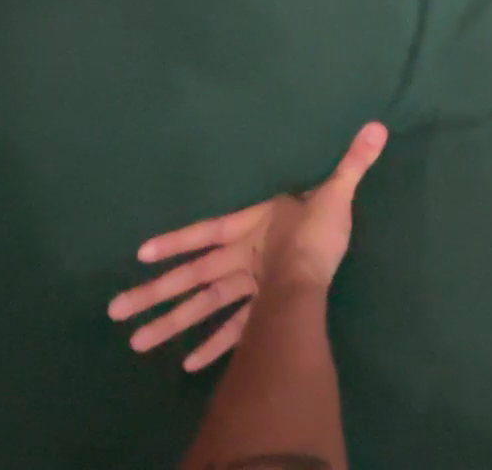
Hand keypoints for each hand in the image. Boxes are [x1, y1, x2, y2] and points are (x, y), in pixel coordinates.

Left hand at [108, 122, 388, 371]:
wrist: (316, 272)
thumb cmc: (318, 230)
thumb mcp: (337, 190)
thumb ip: (354, 161)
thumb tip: (377, 126)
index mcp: (253, 225)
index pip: (207, 231)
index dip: (177, 240)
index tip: (140, 255)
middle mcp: (242, 256)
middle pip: (194, 275)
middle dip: (156, 292)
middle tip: (115, 311)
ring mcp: (249, 286)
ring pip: (204, 306)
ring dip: (172, 324)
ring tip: (136, 344)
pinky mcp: (263, 309)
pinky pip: (233, 330)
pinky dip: (213, 346)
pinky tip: (189, 365)